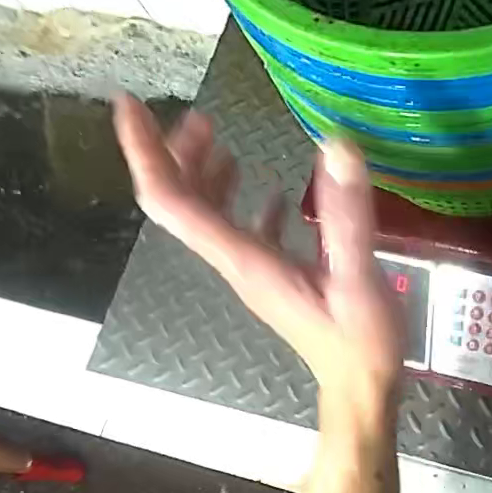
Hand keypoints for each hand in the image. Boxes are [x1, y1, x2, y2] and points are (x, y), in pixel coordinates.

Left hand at [114, 96, 402, 431]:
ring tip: (222, 139)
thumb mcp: (358, 279)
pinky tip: (269, 191)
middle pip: (181, 205)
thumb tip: (338, 148)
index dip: (146, 152)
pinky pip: (243, 234)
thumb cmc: (359, 342)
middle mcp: (239, 265)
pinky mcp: (274, 279)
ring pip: (208, 218)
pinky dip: (243, 203)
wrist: (360, 387)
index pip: (172, 202)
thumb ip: (348, 216)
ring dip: (205, 175)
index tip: (131, 105)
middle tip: (198, 116)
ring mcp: (254, 274)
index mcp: (246, 261)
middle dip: (175, 154)